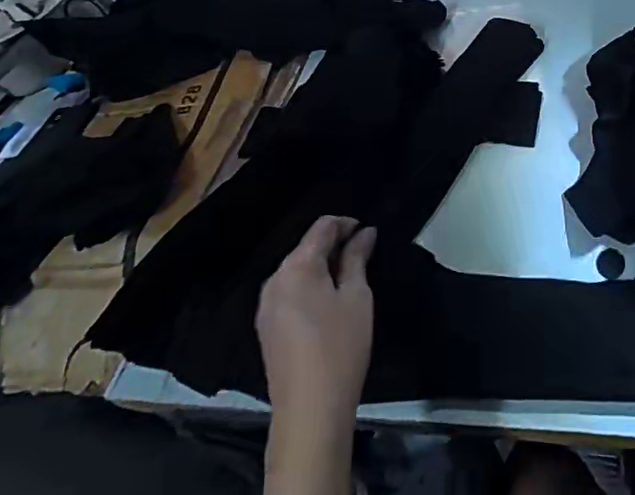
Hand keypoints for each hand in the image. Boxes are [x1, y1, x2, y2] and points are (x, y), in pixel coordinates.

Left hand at [256, 215, 375, 416]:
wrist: (309, 411)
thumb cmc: (340, 346)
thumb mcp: (357, 297)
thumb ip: (357, 259)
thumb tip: (364, 233)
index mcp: (296, 266)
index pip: (322, 227)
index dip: (347, 223)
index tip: (369, 232)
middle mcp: (274, 280)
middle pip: (305, 248)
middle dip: (334, 246)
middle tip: (364, 255)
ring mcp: (265, 306)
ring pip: (296, 271)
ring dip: (321, 267)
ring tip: (349, 278)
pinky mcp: (266, 328)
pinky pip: (289, 292)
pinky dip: (309, 287)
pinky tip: (328, 303)